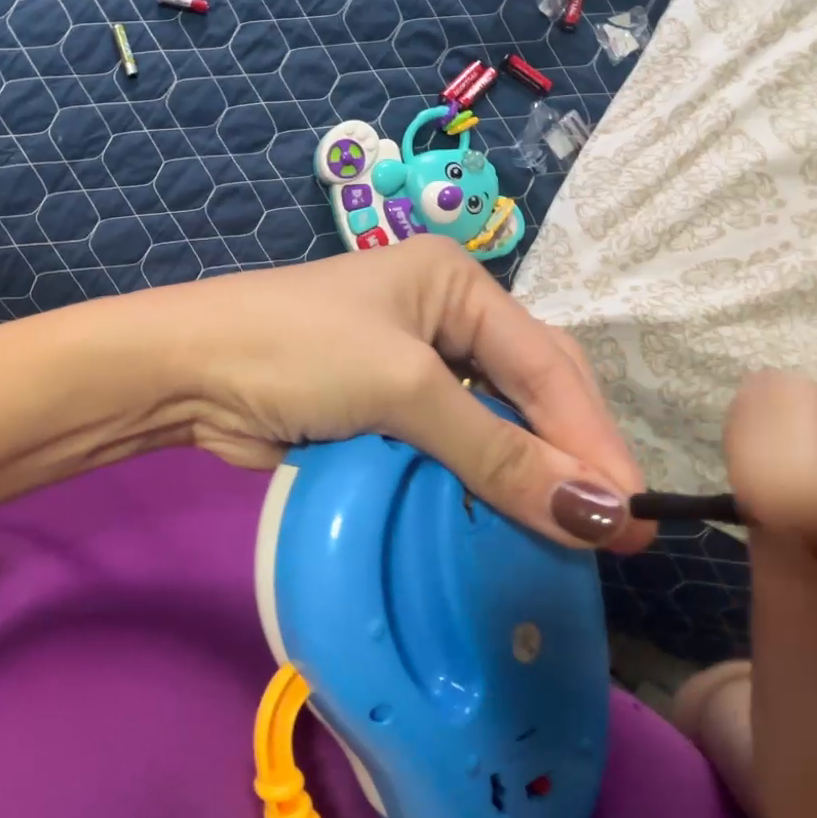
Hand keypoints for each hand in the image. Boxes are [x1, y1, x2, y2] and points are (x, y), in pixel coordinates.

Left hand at [126, 234, 649, 550]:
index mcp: (454, 282)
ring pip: (489, 424)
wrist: (187, 370)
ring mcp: (408, 364)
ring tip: (569, 535)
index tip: (629, 513)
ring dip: (523, 475)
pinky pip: (447, 448)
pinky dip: (474, 483)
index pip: (546, 362)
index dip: (590, 437)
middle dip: (565, 455)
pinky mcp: (379, 409)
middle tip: (608, 532)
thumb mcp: (402, 387)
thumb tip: (597, 513)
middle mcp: (439, 316)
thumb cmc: (295, 350)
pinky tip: (503, 520)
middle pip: (527, 390)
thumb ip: (495, 450)